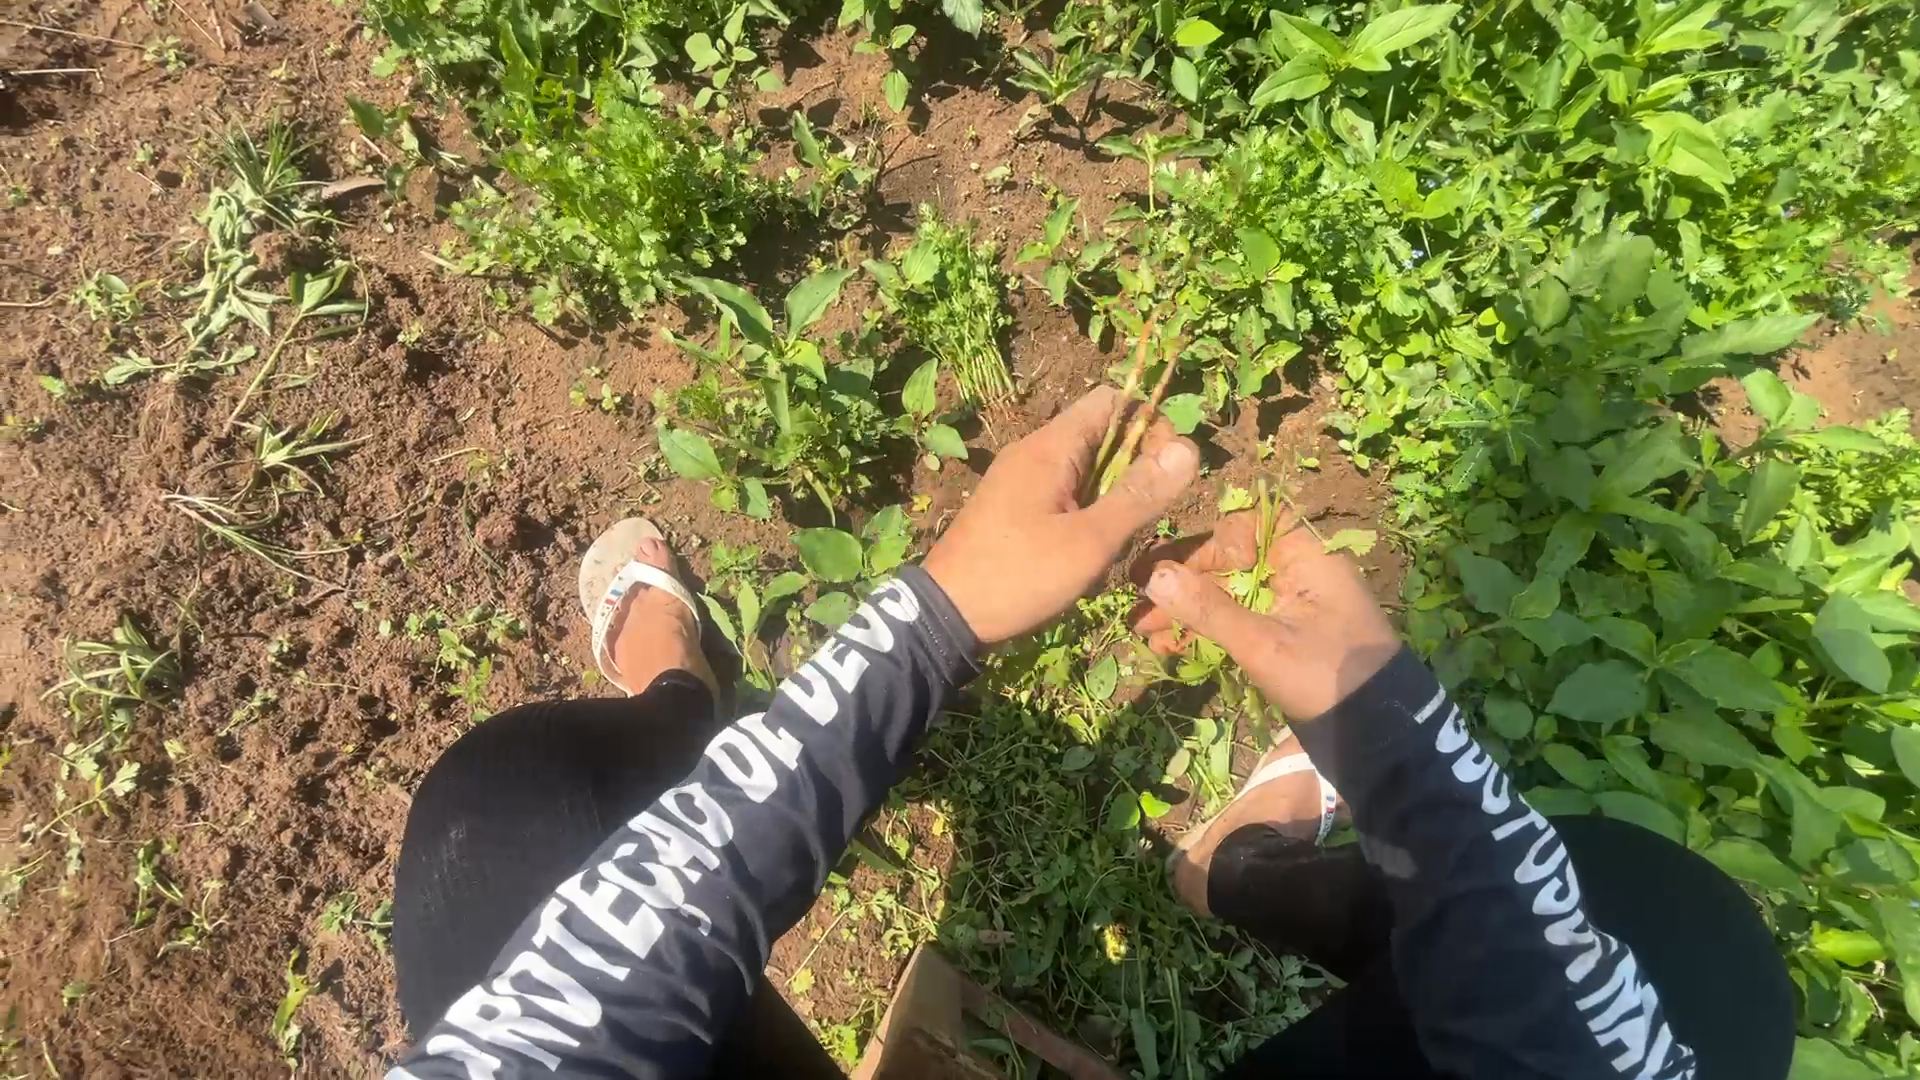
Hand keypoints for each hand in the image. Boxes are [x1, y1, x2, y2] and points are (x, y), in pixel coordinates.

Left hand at [923, 387, 1198, 644]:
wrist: (946, 614)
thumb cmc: (1019, 575)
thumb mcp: (1089, 541)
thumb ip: (1139, 496)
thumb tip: (1188, 448)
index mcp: (1050, 447)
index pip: (1112, 401)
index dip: (1150, 424)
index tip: (1166, 471)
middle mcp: (1033, 452)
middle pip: (1101, 435)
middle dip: (1133, 469)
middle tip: (1141, 517)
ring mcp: (1019, 479)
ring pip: (1085, 469)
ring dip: (1110, 499)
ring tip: (1111, 542)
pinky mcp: (1012, 506)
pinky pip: (1063, 493)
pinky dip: (1084, 514)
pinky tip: (1085, 553)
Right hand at [1131, 512, 1401, 719]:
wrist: (1376, 735)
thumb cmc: (1326, 676)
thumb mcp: (1263, 644)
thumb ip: (1208, 609)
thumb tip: (1153, 577)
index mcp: (1306, 559)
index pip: (1254, 523)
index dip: (1220, 540)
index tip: (1194, 569)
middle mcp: (1295, 573)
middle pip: (1229, 560)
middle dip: (1184, 582)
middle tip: (1142, 605)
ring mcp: (1286, 605)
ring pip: (1226, 592)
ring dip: (1187, 610)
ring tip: (1146, 633)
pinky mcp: (1278, 633)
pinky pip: (1234, 619)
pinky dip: (1205, 630)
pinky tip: (1169, 647)